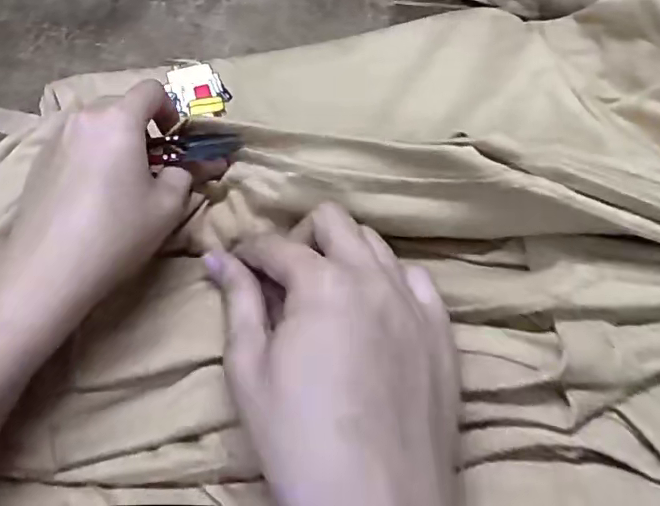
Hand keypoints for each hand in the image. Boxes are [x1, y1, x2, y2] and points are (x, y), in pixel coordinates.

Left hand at [0, 80, 196, 348]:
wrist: (48, 267)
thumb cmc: (116, 232)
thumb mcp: (166, 207)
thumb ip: (183, 175)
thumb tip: (187, 166)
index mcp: (118, 119)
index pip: (150, 89)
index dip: (169, 109)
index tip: (173, 139)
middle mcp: (85, 117)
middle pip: (120, 104)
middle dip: (141, 125)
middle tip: (151, 163)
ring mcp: (57, 135)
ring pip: (94, 123)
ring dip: (113, 139)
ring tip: (118, 179)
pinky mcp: (39, 157)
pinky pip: (73, 141)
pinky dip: (89, 152)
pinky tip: (88, 192)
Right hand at [206, 202, 458, 505]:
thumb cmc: (298, 439)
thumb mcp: (249, 367)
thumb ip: (237, 300)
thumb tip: (217, 256)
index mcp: (322, 283)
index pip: (274, 244)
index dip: (247, 251)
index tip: (234, 266)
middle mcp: (372, 280)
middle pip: (332, 220)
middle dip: (299, 236)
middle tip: (282, 277)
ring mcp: (414, 307)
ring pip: (376, 243)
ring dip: (343, 252)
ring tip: (324, 291)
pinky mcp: (443, 339)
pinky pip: (419, 282)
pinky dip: (391, 281)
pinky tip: (374, 310)